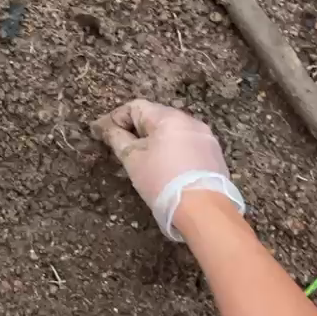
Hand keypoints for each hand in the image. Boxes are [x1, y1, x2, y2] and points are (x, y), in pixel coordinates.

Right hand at [91, 99, 244, 239]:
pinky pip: (186, 145)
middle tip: (121, 149)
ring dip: (154, 141)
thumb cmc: (162, 181)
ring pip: (171, 132)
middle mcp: (190, 121)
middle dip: (135, 130)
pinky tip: (165, 170)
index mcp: (168, 117)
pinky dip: (171, 151)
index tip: (102, 134)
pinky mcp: (214, 155)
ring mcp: (205, 138)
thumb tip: (104, 127)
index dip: (115, 118)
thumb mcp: (132, 159)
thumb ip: (116, 137)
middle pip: (155, 117)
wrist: (203, 209)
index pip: (135, 106)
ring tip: (143, 161)